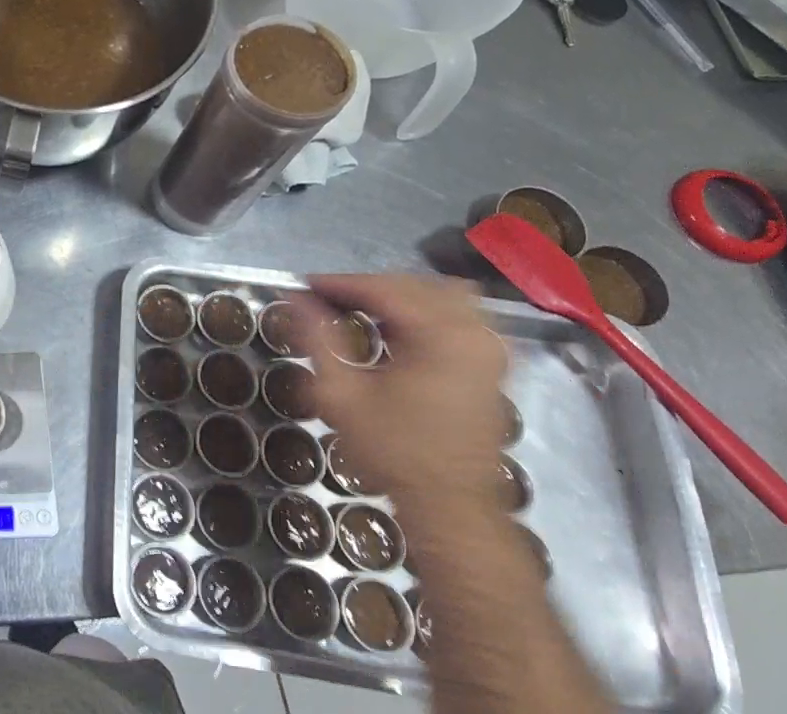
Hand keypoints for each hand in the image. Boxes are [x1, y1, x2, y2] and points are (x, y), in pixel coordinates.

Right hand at [291, 275, 508, 512]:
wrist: (449, 503)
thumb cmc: (392, 450)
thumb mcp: (341, 395)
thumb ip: (317, 339)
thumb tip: (294, 299)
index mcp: (439, 335)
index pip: (384, 288)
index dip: (339, 283)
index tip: (304, 286)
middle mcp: (473, 332)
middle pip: (414, 285)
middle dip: (367, 287)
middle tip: (327, 301)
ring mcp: (489, 348)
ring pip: (443, 295)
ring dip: (401, 296)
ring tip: (363, 311)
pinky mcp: (492, 364)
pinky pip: (461, 317)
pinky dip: (427, 313)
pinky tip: (399, 331)